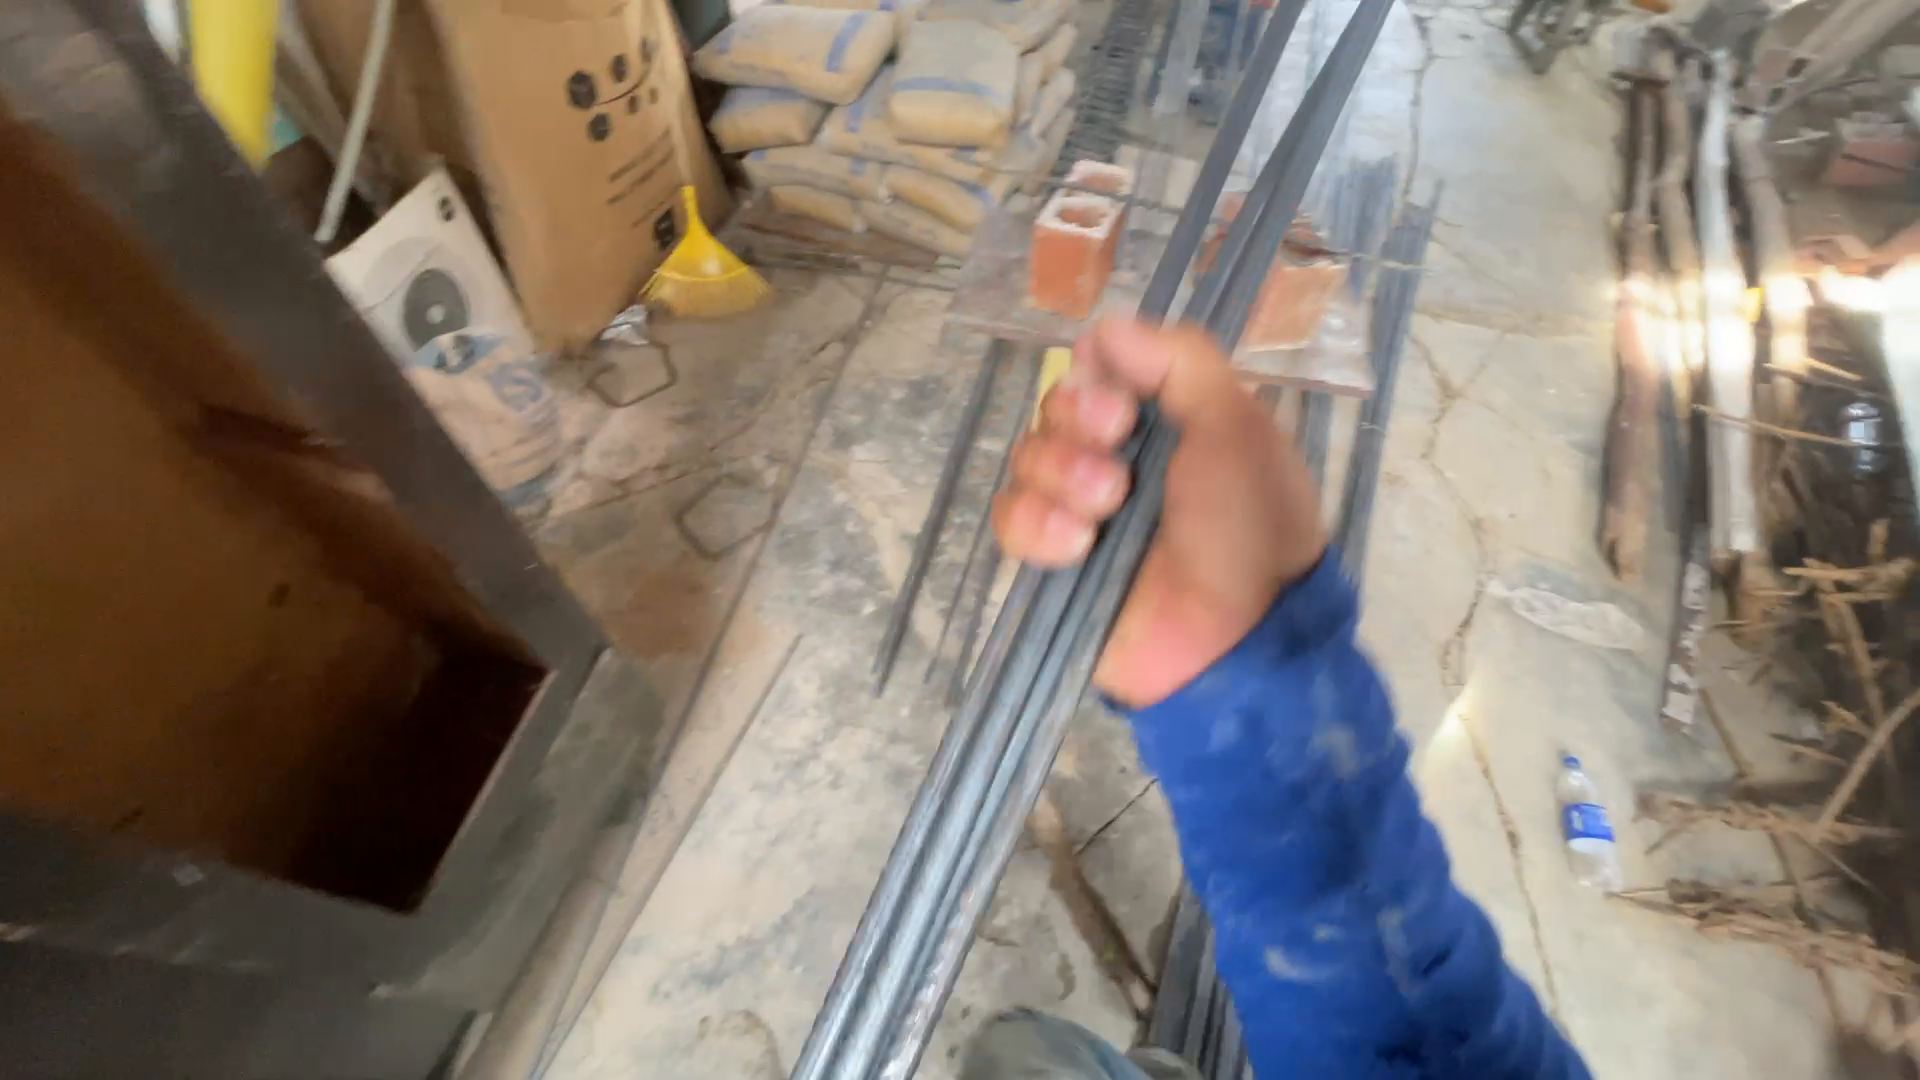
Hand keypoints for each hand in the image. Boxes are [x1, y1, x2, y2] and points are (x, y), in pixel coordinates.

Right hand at [992, 318, 1327, 707]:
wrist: (1237, 636)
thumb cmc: (1249, 525)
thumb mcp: (1237, 427)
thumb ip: (1179, 362)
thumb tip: (1102, 325)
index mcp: (1155, 422)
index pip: (1090, 373)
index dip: (1093, 381)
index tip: (1121, 405)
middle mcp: (1109, 457)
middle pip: (1050, 413)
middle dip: (1076, 430)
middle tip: (1118, 465)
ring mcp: (1074, 510)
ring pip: (1024, 461)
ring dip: (1060, 477)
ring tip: (1105, 510)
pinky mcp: (1047, 561)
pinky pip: (1009, 520)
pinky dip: (1036, 525)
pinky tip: (1075, 546)